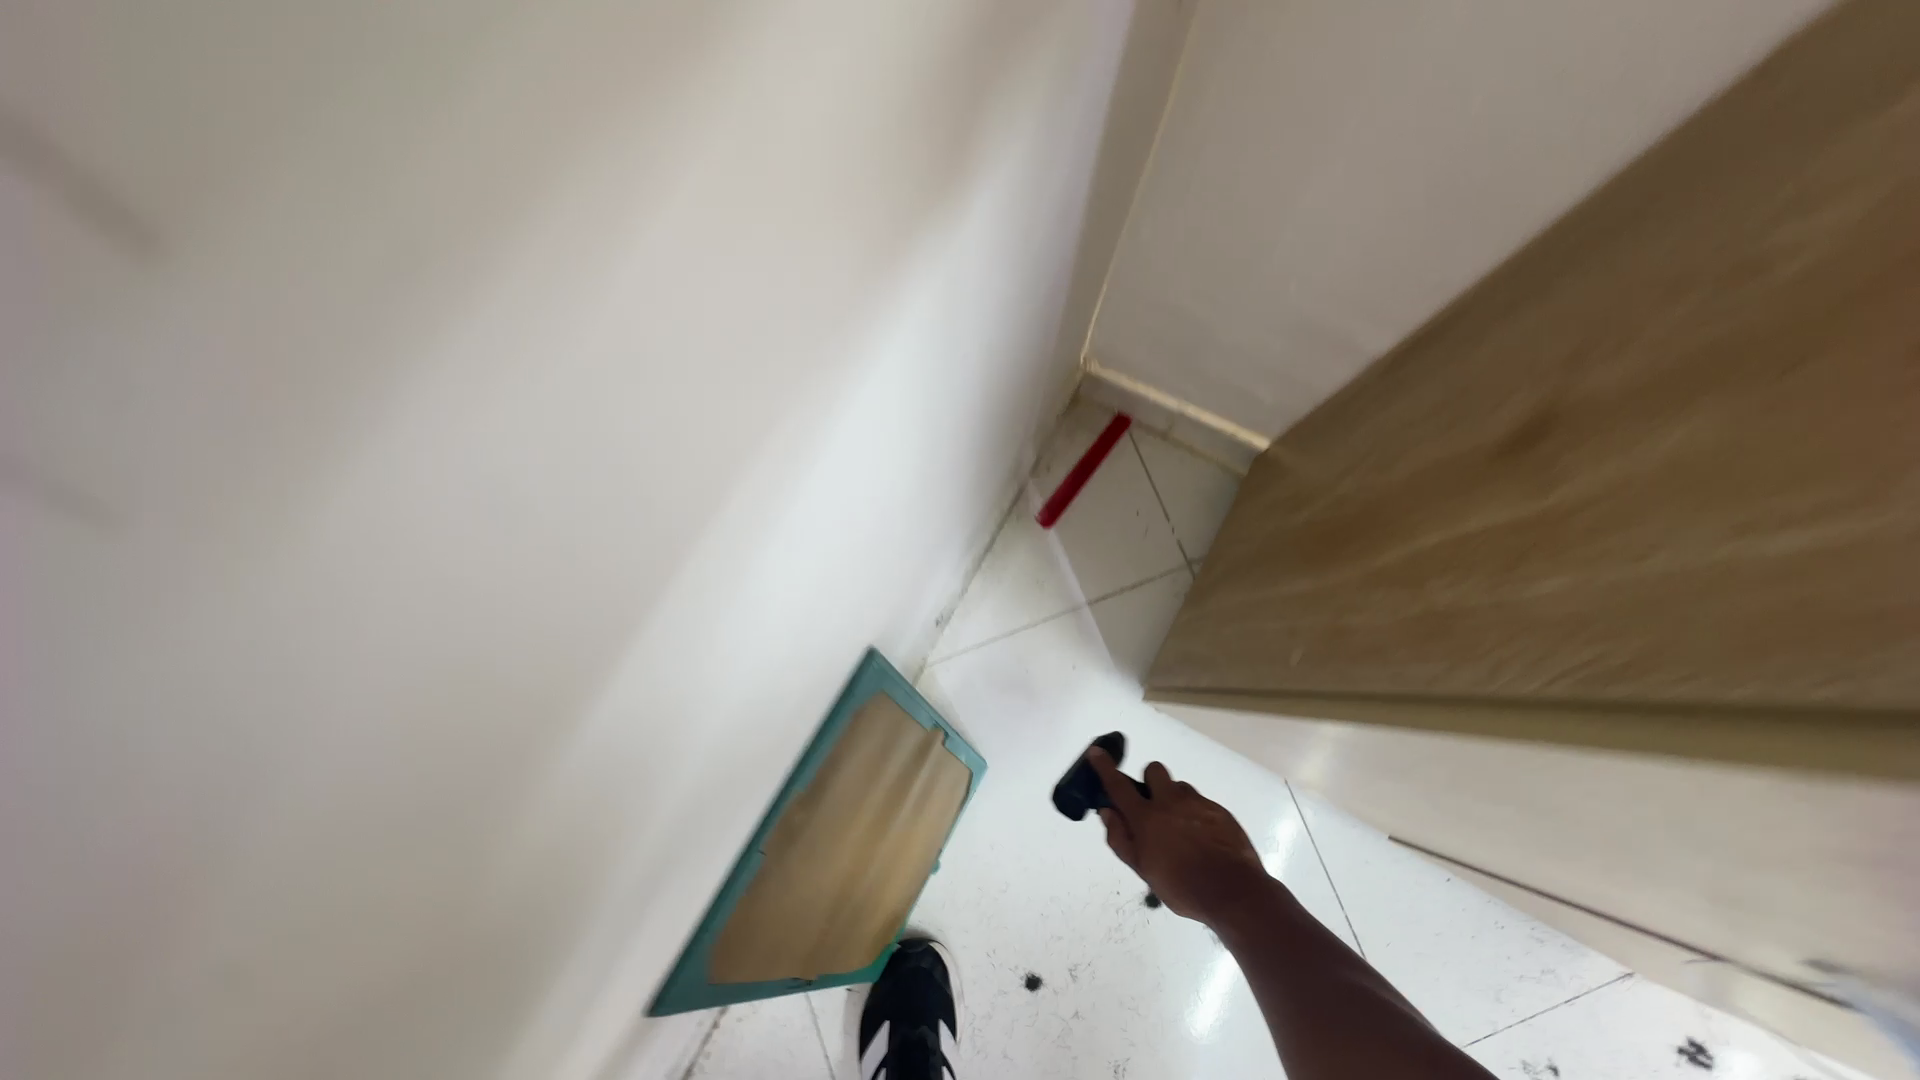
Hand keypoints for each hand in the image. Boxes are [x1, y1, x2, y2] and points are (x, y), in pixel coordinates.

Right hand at [1088, 747, 1274, 928]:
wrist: (1233, 892)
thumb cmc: (1181, 886)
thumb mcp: (1143, 869)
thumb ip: (1121, 839)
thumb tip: (1108, 812)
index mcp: (1146, 817)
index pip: (1119, 785)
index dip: (1105, 767)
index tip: (1096, 751)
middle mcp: (1170, 802)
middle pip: (1154, 770)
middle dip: (1150, 781)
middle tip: (1154, 807)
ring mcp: (1198, 803)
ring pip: (1180, 788)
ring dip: (1175, 801)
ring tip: (1183, 830)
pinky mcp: (1220, 811)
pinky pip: (1202, 803)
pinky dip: (1197, 815)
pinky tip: (1204, 841)